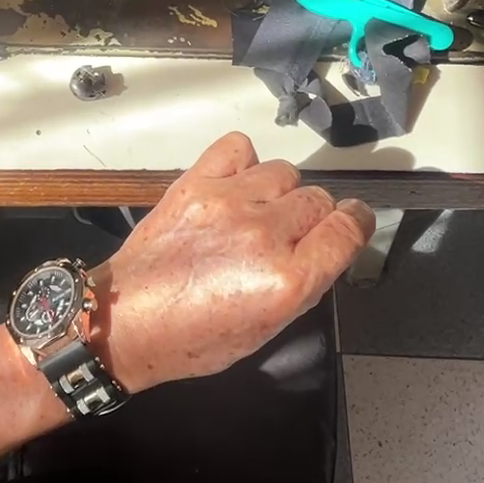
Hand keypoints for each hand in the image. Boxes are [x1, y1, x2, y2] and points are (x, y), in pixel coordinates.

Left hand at [88, 132, 377, 391]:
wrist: (127, 317)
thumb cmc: (190, 336)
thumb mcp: (267, 328)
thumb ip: (305, 282)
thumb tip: (329, 246)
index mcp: (286, 280)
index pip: (347, 229)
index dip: (356, 223)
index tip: (352, 221)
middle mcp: (262, 235)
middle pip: (319, 199)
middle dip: (312, 216)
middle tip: (288, 234)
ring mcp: (227, 203)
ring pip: (284, 172)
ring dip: (279, 191)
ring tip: (256, 212)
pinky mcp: (195, 183)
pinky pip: (239, 147)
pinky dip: (244, 161)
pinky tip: (235, 184)